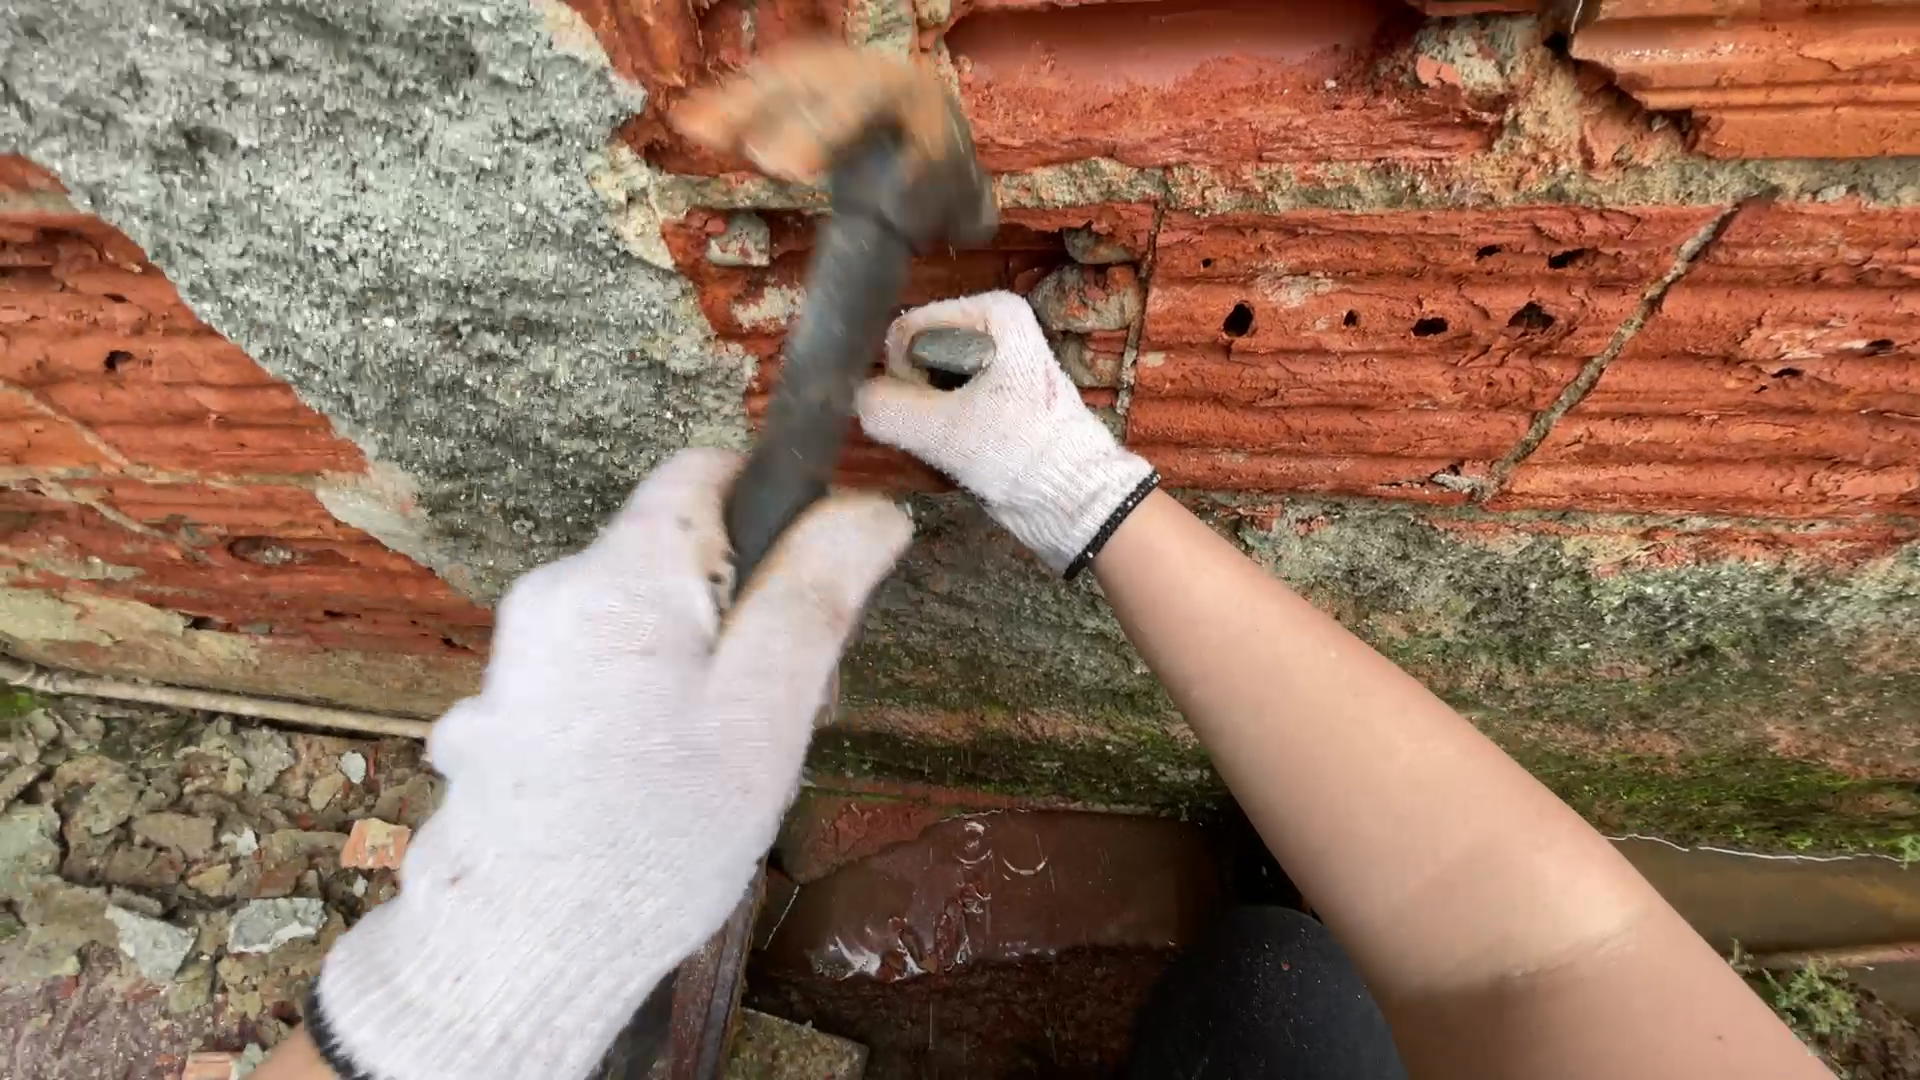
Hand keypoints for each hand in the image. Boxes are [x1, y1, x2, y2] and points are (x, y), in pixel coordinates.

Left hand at [307, 448, 909, 1079]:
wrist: (519, 957)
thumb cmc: (656, 829)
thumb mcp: (767, 707)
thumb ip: (817, 594)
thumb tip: (874, 507)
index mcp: (619, 574)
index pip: (706, 470)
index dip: (773, 504)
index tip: (807, 577)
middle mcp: (557, 589)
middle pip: (687, 546)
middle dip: (751, 598)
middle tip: (781, 692)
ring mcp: (529, 645)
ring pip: (657, 606)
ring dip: (711, 651)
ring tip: (731, 742)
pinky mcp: (520, 693)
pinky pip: (616, 654)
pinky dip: (661, 684)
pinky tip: (671, 762)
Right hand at [857, 291, 1155, 574]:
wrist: (1075, 502)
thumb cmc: (1021, 454)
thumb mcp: (945, 431)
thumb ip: (886, 408)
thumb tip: (856, 398)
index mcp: (992, 311)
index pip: (906, 332)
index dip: (906, 376)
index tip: (937, 410)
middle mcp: (992, 329)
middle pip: (914, 358)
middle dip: (917, 400)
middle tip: (949, 432)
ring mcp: (991, 365)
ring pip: (923, 387)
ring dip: (927, 422)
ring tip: (958, 445)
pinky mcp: (990, 399)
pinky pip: (940, 407)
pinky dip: (940, 432)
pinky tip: (961, 452)